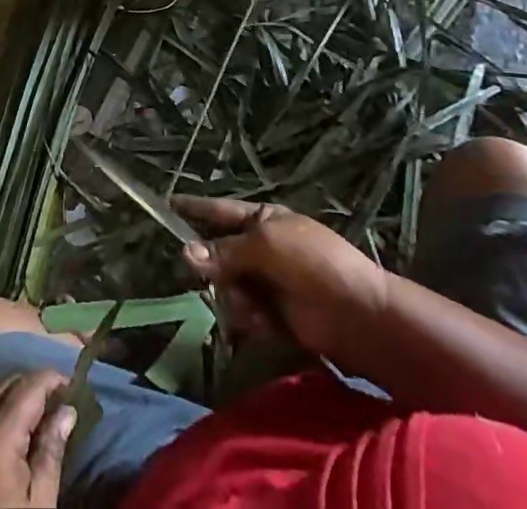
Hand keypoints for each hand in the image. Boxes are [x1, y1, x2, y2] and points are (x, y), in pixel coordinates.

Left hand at [0, 369, 75, 508]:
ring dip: (19, 398)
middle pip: (8, 387)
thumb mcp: (41, 499)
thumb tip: (67, 411)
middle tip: (63, 398)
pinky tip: (21, 429)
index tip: (74, 383)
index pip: (28, 388)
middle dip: (35, 386)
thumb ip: (51, 450)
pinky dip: (3, 411)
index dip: (51, 379)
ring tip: (47, 412)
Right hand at [172, 196, 391, 362]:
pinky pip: (241, 312)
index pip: (218, 211)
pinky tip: (265, 323)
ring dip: (235, 298)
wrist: (361, 316)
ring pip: (224, 286)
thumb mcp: (265, 244)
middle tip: (213, 276)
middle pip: (215, 252)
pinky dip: (250, 319)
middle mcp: (260, 249)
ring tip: (254, 308)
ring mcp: (266, 282)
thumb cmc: (314, 263)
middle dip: (213, 267)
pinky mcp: (271, 314)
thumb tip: (184, 253)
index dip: (192, 208)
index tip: (165, 203)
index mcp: (262, 220)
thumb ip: (223, 249)